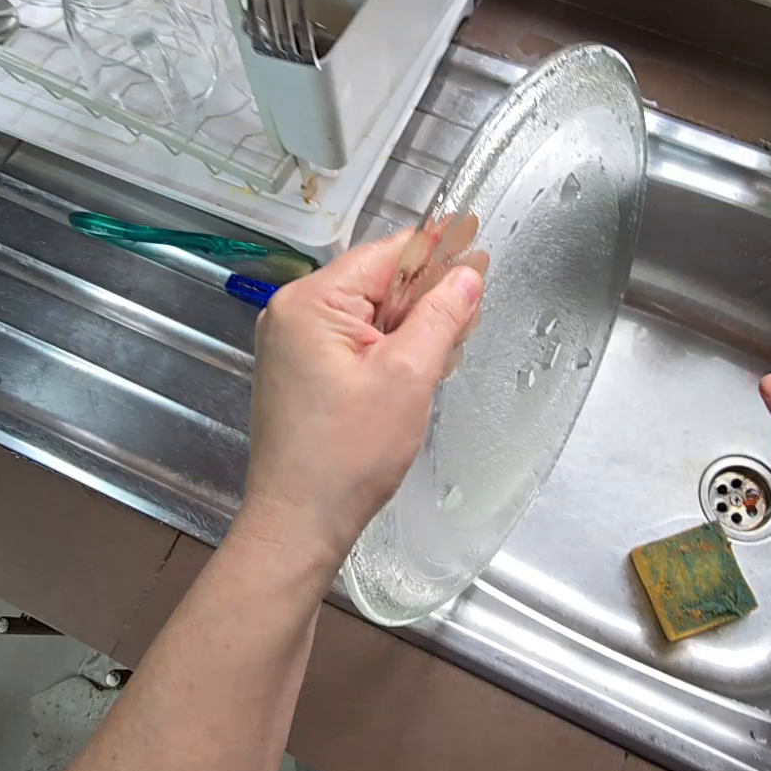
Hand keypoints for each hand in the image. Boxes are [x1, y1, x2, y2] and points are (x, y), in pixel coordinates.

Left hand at [238, 231, 484, 575]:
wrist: (300, 522)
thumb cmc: (348, 455)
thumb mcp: (408, 376)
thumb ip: (441, 315)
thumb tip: (468, 273)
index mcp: (311, 302)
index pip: (386, 254)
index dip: (436, 251)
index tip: (476, 247)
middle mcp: (294, 313)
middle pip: (379, 282)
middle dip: (426, 300)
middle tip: (465, 325)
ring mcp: (295, 343)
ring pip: (372, 314)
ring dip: (412, 330)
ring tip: (441, 358)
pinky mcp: (303, 370)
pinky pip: (357, 341)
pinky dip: (390, 350)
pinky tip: (413, 375)